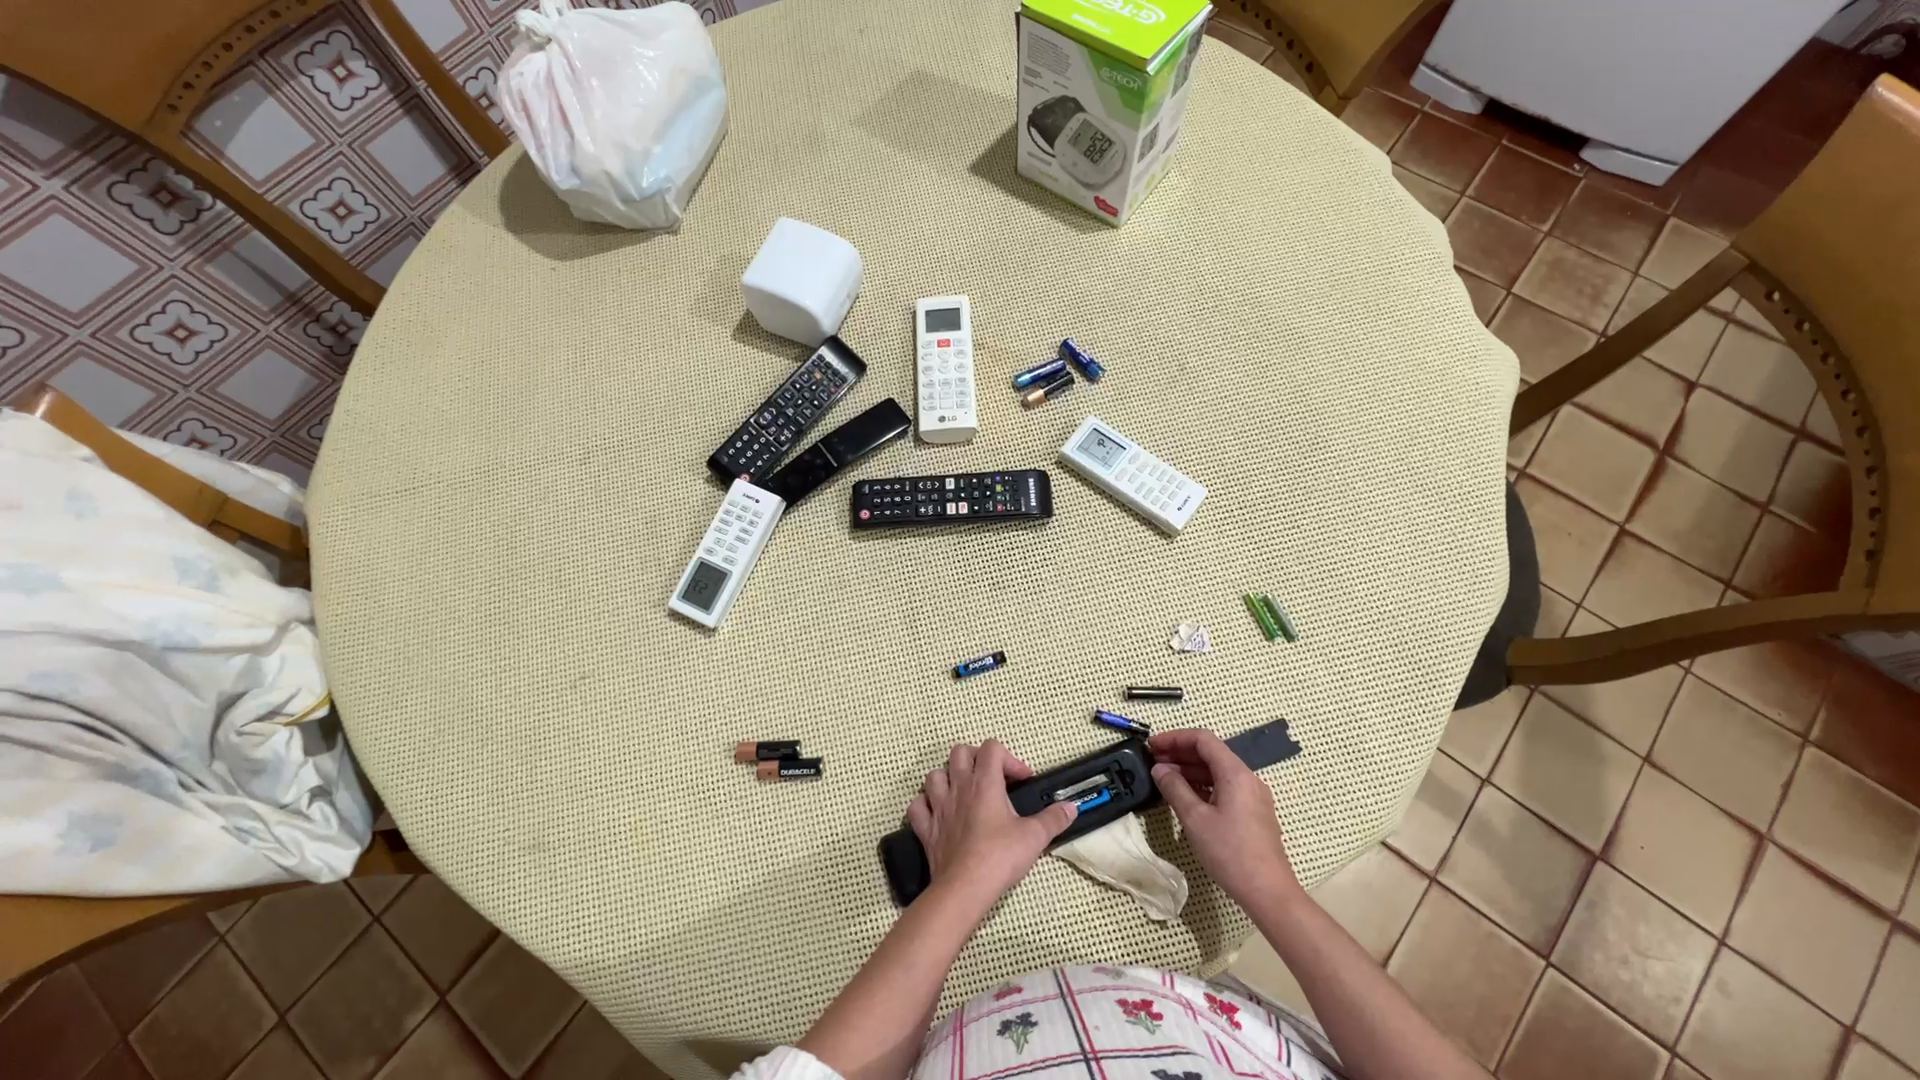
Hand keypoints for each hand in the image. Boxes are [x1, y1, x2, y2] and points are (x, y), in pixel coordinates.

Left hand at [906, 740, 1077, 902]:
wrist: (965, 888)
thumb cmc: (1000, 857)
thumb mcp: (1035, 837)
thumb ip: (1054, 819)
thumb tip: (1070, 809)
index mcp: (985, 783)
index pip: (992, 748)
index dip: (1009, 758)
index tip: (1022, 781)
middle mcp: (958, 788)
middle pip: (960, 752)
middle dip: (977, 759)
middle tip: (993, 778)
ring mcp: (938, 807)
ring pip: (934, 775)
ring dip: (948, 778)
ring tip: (963, 792)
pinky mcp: (926, 829)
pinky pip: (917, 807)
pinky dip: (926, 805)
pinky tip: (938, 813)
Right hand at [1148, 729, 1300, 901]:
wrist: (1267, 891)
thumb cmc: (1230, 852)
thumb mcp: (1195, 819)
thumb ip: (1175, 789)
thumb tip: (1160, 770)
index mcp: (1236, 773)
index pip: (1203, 740)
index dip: (1175, 738)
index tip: (1152, 746)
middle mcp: (1247, 778)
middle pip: (1211, 754)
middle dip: (1180, 754)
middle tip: (1153, 762)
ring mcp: (1252, 796)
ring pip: (1217, 772)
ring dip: (1190, 771)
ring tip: (1163, 779)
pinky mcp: (1252, 813)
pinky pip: (1224, 788)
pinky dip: (1202, 786)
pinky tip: (1184, 797)